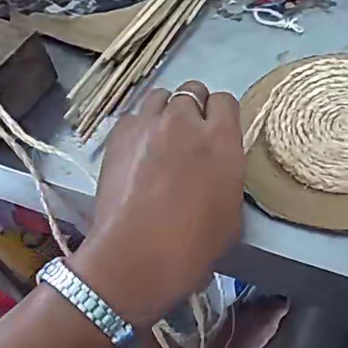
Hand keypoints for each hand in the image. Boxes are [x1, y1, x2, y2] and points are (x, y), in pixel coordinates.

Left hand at [71, 81, 244, 326]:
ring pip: (159, 97)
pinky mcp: (117, 136)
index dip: (220, 116)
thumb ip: (226, 180)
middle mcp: (185, 122)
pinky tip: (135, 154)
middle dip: (192, 109)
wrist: (136, 255)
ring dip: (163, 113)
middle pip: (192, 92)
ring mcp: (147, 125)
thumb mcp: (230, 216)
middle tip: (187, 138)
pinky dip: (137, 129)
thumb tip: (216, 175)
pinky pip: (132, 118)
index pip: (226, 101)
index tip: (215, 133)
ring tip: (159, 140)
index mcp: (222, 140)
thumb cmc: (192, 247)